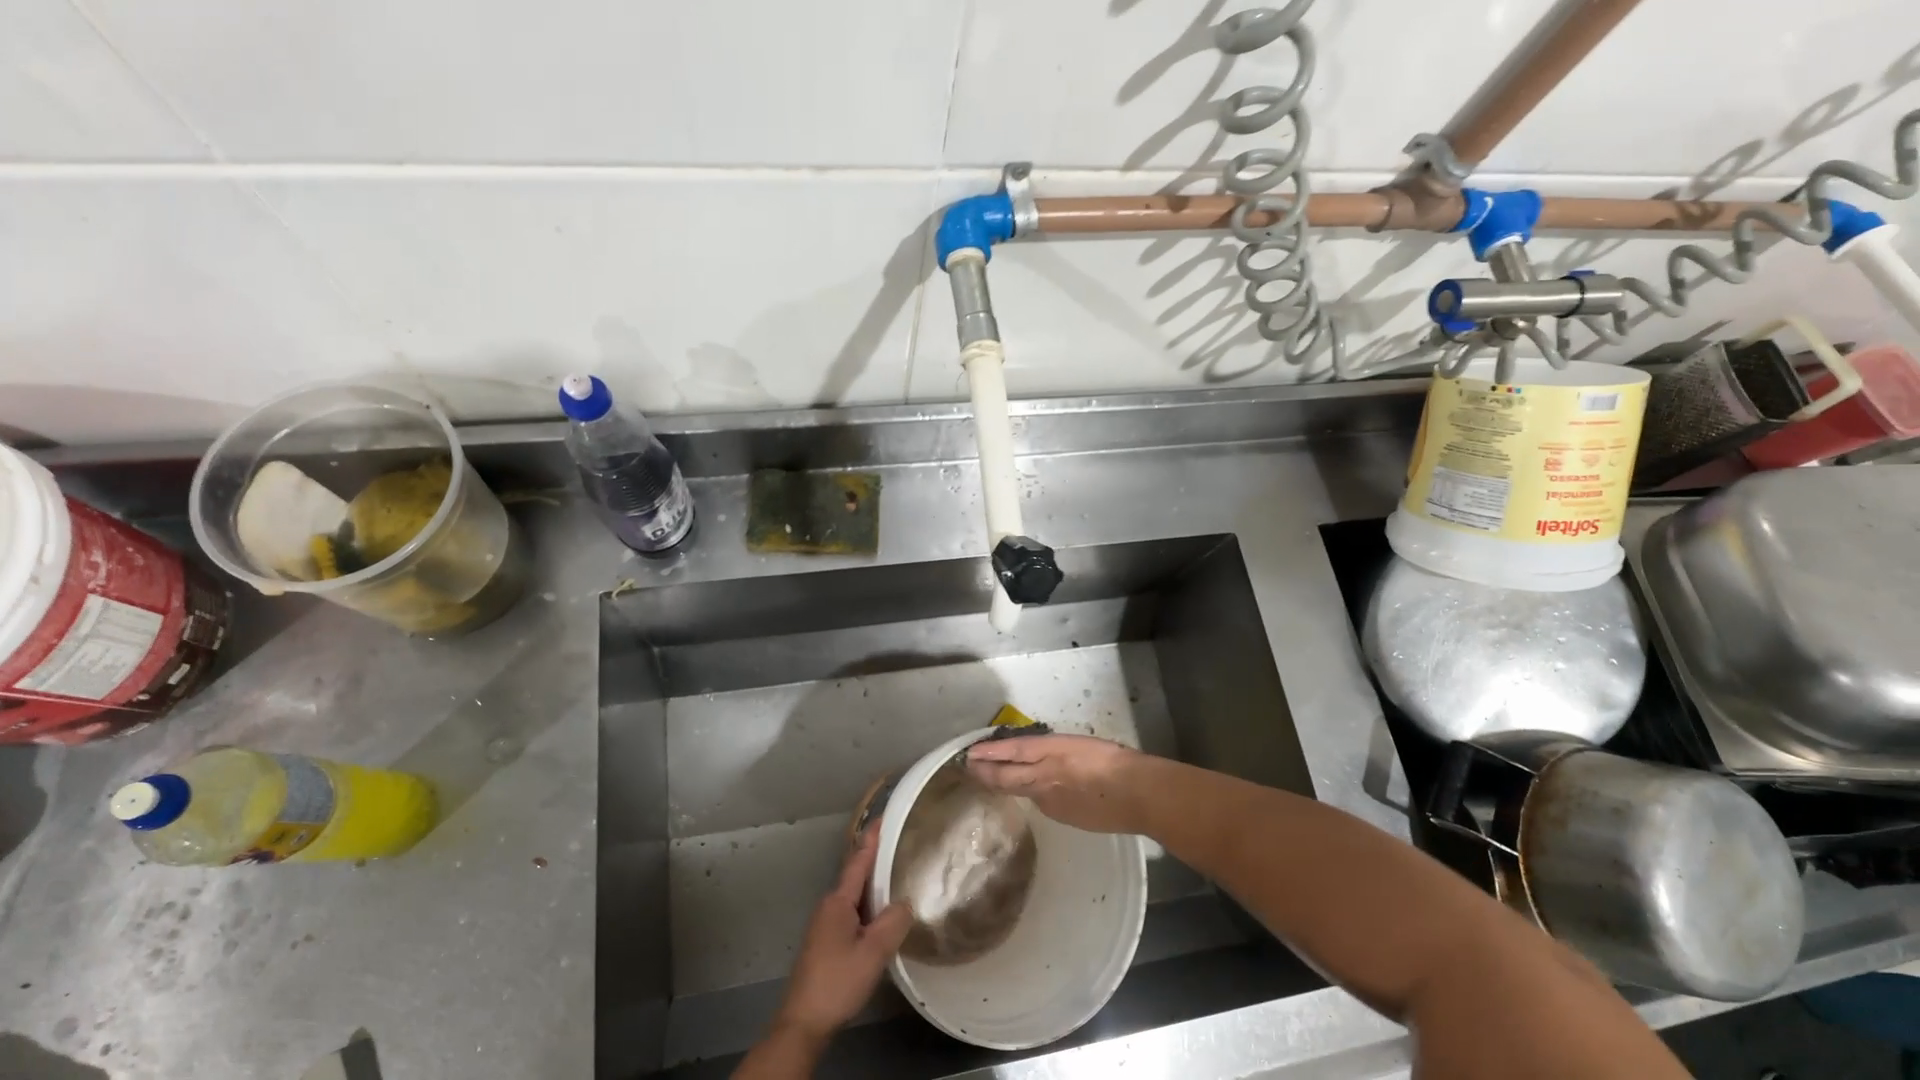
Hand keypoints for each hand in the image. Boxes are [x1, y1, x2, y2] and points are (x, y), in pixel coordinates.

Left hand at [772, 826, 913, 1043]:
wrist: (804, 1021)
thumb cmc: (837, 981)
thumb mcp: (873, 951)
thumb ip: (893, 922)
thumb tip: (905, 903)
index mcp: (838, 902)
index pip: (858, 861)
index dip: (871, 839)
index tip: (883, 817)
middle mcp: (829, 907)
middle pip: (856, 876)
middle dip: (876, 859)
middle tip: (900, 844)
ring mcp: (826, 926)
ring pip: (855, 897)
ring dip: (874, 885)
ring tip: (898, 875)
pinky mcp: (827, 943)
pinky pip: (853, 913)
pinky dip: (870, 906)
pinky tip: (883, 915)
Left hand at [965, 734, 1148, 833]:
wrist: (1136, 794)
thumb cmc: (1114, 760)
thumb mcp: (1079, 743)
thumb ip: (1054, 751)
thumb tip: (1038, 758)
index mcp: (1050, 753)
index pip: (1011, 751)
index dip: (990, 752)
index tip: (971, 753)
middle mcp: (1043, 778)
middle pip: (1006, 777)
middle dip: (985, 772)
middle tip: (971, 768)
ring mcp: (1050, 801)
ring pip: (1020, 790)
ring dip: (1003, 782)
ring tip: (991, 777)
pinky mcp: (1061, 816)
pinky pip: (1040, 802)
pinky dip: (1030, 793)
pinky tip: (1033, 791)